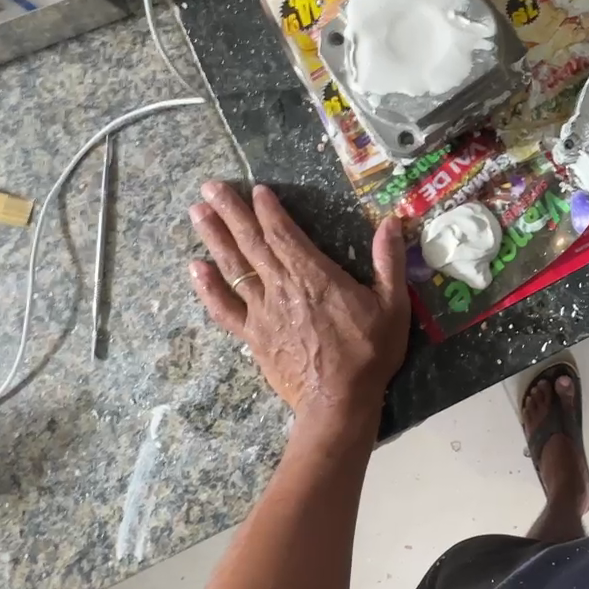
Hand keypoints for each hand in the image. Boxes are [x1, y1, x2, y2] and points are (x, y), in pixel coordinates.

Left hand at [188, 181, 409, 431]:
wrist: (339, 402)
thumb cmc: (369, 352)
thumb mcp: (393, 305)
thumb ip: (388, 261)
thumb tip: (391, 221)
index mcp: (315, 277)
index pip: (284, 235)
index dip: (269, 210)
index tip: (257, 189)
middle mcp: (282, 288)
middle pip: (252, 244)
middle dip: (231, 212)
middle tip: (211, 186)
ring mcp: (262, 313)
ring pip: (234, 268)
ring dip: (214, 238)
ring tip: (197, 211)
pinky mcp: (253, 336)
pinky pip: (225, 308)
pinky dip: (209, 287)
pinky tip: (195, 268)